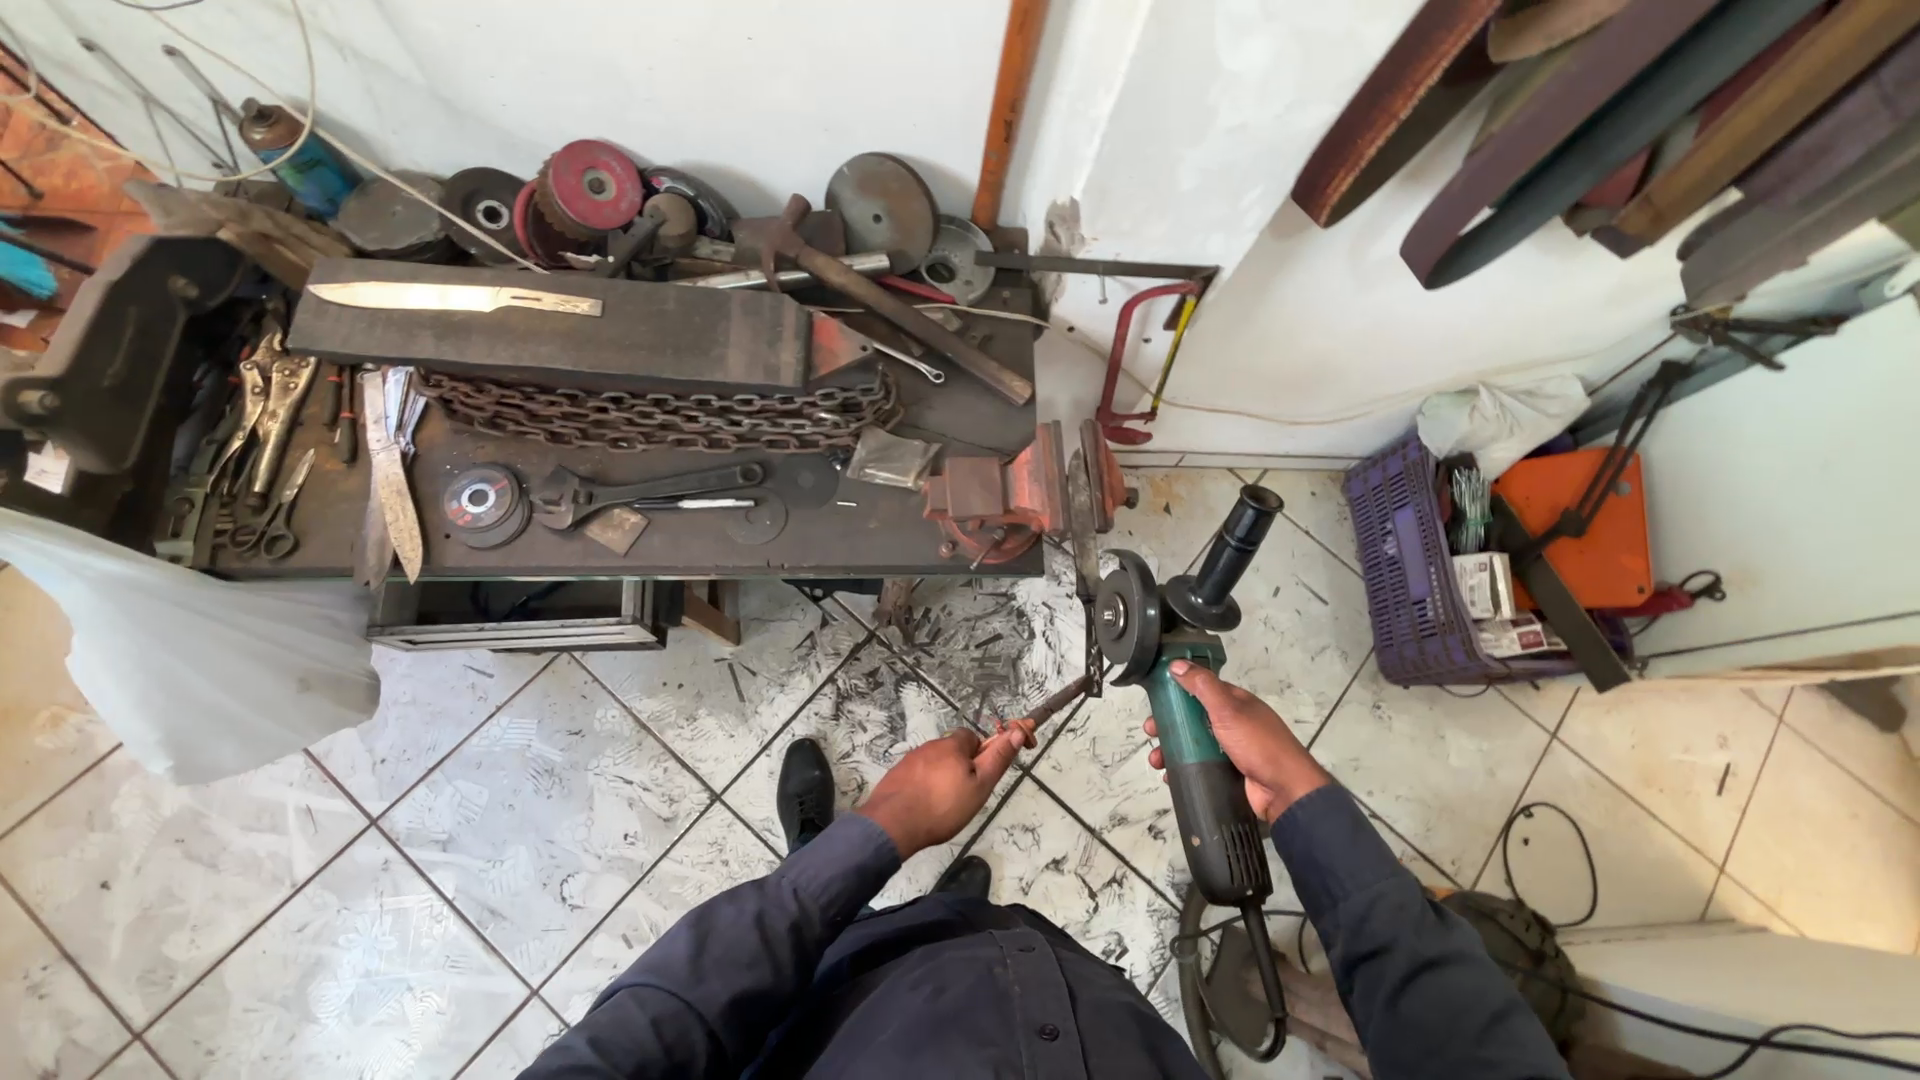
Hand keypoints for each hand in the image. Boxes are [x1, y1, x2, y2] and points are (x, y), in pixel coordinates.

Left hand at [858, 720, 1035, 857]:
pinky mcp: (896, 775)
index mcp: (952, 745)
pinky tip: (923, 807)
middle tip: (963, 795)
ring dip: (941, 777)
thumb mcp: (980, 785)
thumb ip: (998, 758)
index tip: (979, 777)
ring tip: (942, 805)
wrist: (893, 823)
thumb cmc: (943, 806)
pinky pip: (916, 776)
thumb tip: (1018, 730)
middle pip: (952, 751)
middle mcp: (930, 746)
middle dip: (960, 767)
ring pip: (934, 764)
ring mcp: (909, 760)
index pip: (972, 737)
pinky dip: (923, 786)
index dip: (980, 754)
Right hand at [1144, 661, 1331, 822]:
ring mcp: (1231, 749)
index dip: (1177, 692)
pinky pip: (1199, 766)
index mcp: (1235, 703)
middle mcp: (1233, 723)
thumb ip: (1203, 686)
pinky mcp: (1228, 772)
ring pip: (1193, 744)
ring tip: (1156, 760)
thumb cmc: (1258, 744)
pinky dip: (1183, 768)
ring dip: (1171, 750)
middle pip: (1193, 718)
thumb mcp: (1228, 709)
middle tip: (1151, 732)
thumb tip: (1176, 664)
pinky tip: (1170, 776)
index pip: (1202, 689)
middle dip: (1169, 725)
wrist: (1285, 791)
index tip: (1156, 699)